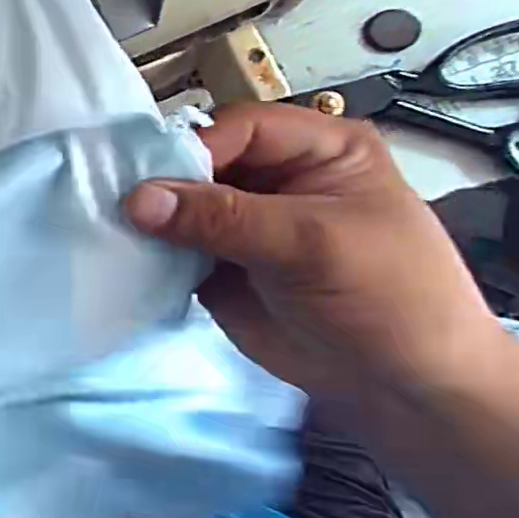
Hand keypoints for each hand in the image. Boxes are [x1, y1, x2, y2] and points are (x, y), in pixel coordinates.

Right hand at [125, 101, 513, 413]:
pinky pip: (175, 248)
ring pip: (181, 206)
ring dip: (152, 220)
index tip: (152, 184)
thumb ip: (224, 217)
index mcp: (315, 147)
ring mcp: (242, 223)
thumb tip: (138, 200)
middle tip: (120, 208)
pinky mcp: (219, 264)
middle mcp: (272, 177)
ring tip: (115, 232)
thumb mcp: (311, 243)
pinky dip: (153, 253)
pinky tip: (128, 257)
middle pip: (200, 162)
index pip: (238, 128)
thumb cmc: (386, 297)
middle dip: (164, 184)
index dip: (195, 149)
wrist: (403, 389)